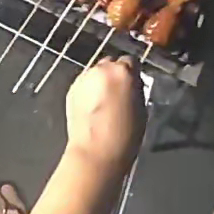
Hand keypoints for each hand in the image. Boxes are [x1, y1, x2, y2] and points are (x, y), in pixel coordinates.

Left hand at [64, 57, 145, 177]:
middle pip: (111, 64)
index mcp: (122, 72)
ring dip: (101, 82)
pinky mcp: (71, 89)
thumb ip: (136, 89)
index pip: (130, 61)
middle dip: (115, 75)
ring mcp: (83, 78)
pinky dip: (89, 91)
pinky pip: (84, 84)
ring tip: (105, 102)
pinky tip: (93, 108)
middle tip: (120, 93)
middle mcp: (100, 69)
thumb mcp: (142, 109)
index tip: (134, 84)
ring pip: (96, 73)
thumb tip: (133, 83)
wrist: (95, 152)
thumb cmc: (125, 135)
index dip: (133, 73)